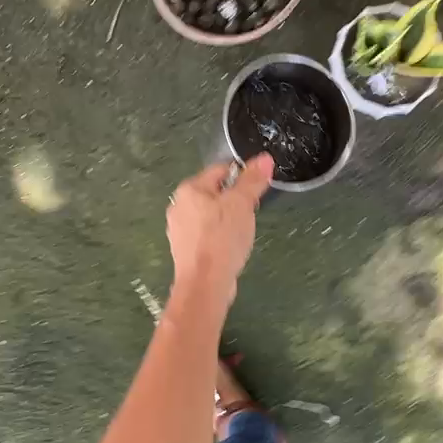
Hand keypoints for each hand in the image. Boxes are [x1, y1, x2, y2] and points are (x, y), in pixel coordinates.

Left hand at [167, 154, 273, 305]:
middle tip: (250, 213)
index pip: (220, 170)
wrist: (204, 283)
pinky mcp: (184, 250)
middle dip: (234, 201)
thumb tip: (264, 158)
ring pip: (210, 215)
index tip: (256, 192)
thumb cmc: (222, 238)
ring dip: (227, 220)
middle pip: (215, 193)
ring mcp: (179, 230)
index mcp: (189, 189)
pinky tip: (229, 248)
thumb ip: (253, 180)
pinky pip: (206, 235)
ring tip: (241, 233)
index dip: (242, 177)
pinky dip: (219, 237)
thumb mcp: (242, 204)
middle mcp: (178, 206)